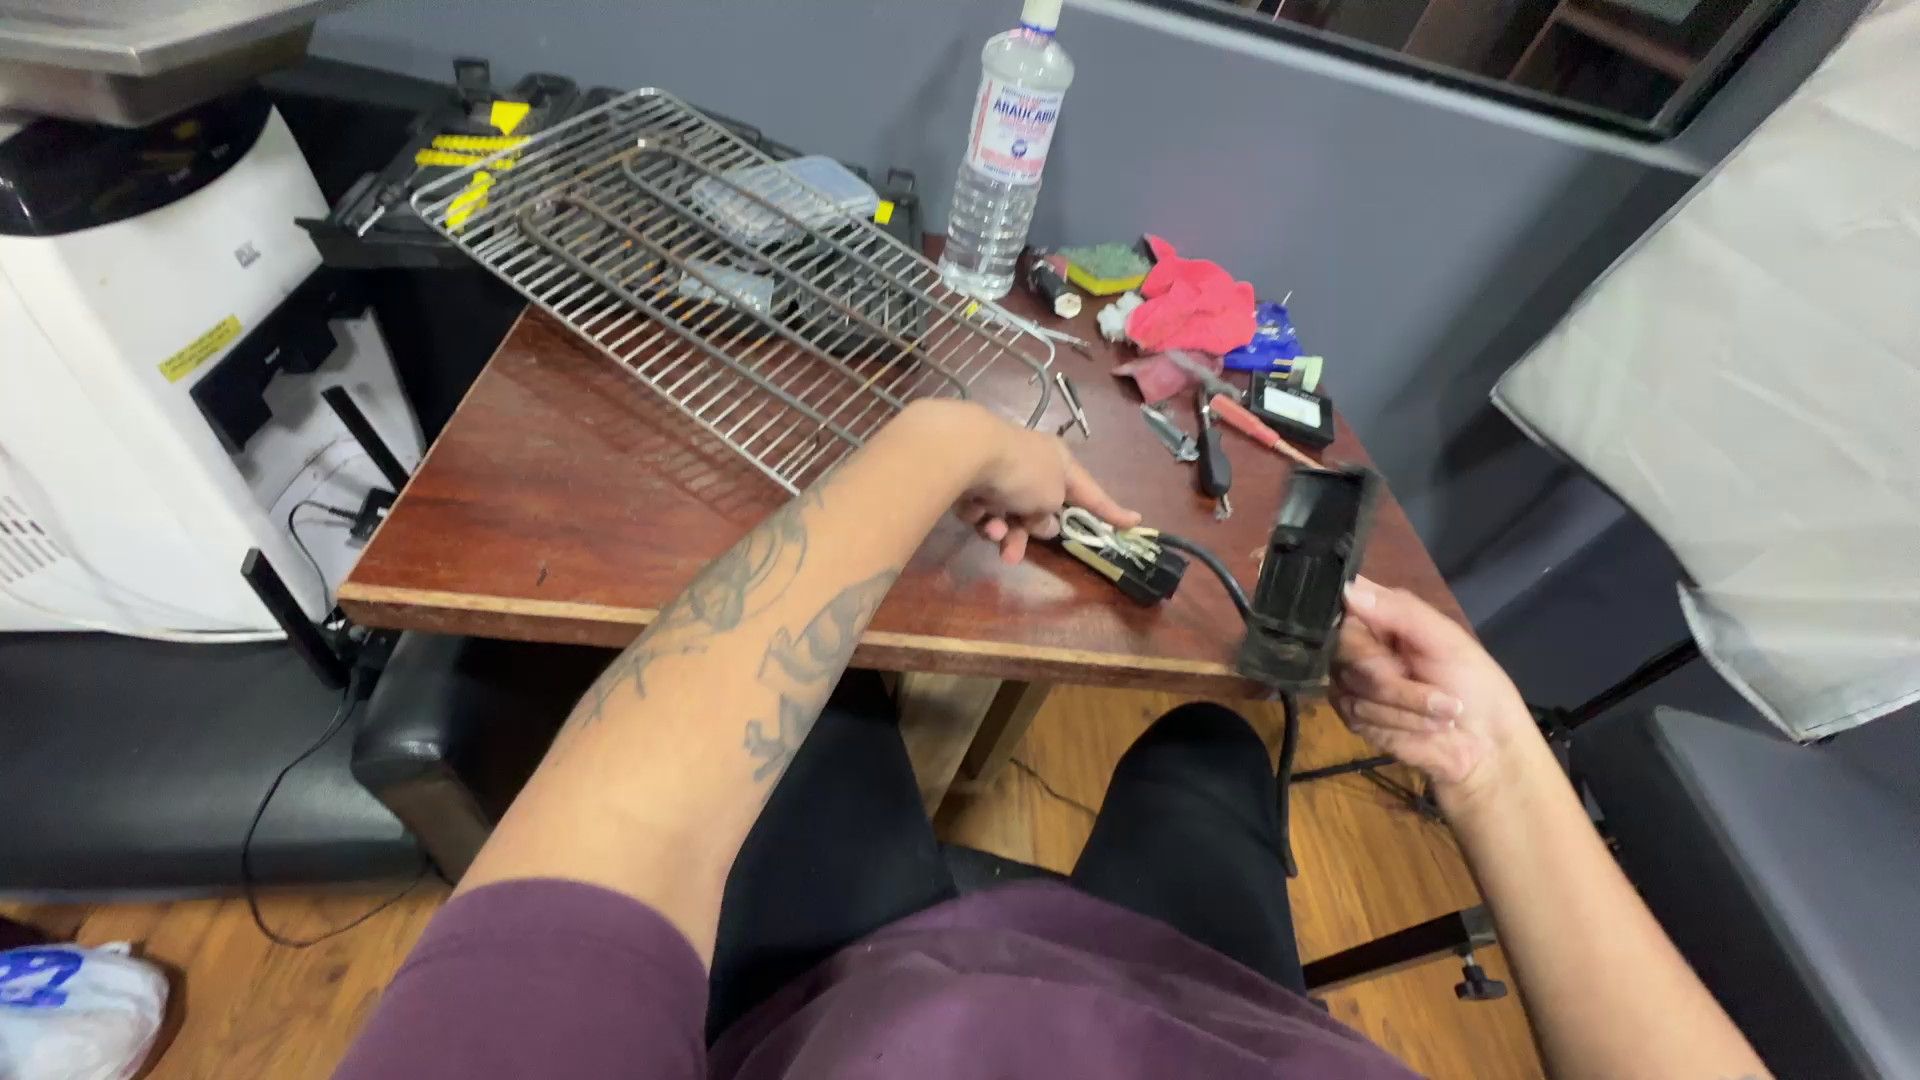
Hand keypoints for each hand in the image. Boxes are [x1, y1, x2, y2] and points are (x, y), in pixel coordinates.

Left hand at [933, 403, 1139, 562]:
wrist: (968, 452)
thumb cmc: (1023, 472)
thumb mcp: (1051, 498)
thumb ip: (1051, 515)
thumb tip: (1042, 522)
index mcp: (1059, 461)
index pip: (1091, 492)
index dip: (1112, 511)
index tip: (1134, 523)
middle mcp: (1031, 464)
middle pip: (1038, 510)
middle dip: (1025, 535)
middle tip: (1014, 554)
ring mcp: (1000, 471)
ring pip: (1006, 514)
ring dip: (1001, 530)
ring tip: (993, 536)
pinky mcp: (970, 479)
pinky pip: (981, 509)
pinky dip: (979, 514)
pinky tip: (973, 510)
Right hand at [1333, 577, 1544, 807]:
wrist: (1485, 748)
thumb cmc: (1476, 685)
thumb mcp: (1446, 640)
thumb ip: (1399, 611)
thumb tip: (1346, 589)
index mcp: (1379, 617)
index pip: (1339, 603)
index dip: (1344, 616)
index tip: (1376, 635)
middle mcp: (1355, 645)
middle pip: (1341, 648)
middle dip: (1390, 675)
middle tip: (1430, 683)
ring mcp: (1348, 680)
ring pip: (1352, 685)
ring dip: (1404, 704)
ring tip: (1438, 712)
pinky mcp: (1349, 714)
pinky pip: (1356, 713)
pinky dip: (1397, 722)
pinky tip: (1419, 726)